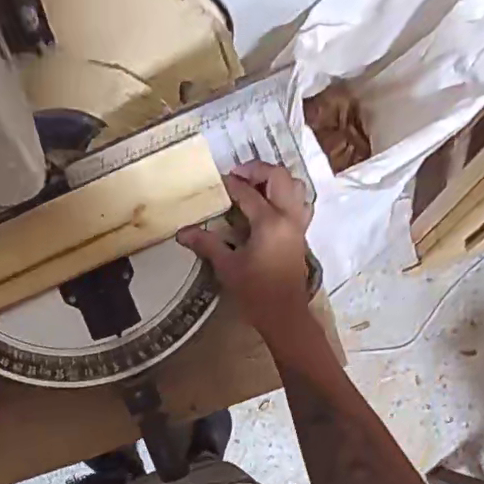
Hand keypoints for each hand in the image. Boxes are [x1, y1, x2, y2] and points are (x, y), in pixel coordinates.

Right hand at [178, 161, 315, 342]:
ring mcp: (298, 224)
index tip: (216, 182)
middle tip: (237, 174)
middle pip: (279, 177)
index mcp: (270, 222)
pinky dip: (286, 194)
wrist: (283, 313)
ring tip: (255, 184)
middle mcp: (288, 216)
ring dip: (275, 179)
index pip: (248, 193)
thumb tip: (182, 232)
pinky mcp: (300, 233)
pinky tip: (270, 203)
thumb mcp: (227, 266)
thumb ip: (207, 244)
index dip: (231, 185)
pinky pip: (299, 201)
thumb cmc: (254, 291)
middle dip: (258, 169)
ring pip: (295, 186)